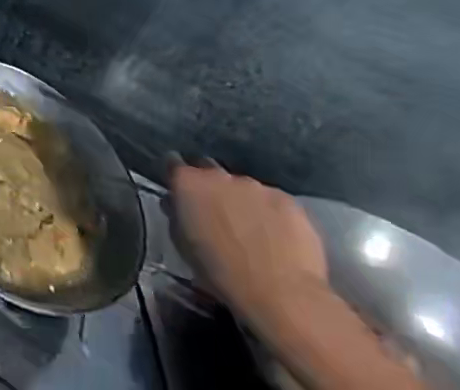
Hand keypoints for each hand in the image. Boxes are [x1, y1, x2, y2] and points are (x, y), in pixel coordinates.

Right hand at [167, 160, 327, 322]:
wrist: (283, 295)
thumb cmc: (222, 276)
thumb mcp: (184, 248)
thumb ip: (177, 217)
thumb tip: (176, 204)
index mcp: (189, 184)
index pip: (173, 163)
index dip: (176, 177)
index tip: (180, 192)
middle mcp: (219, 175)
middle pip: (209, 169)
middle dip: (209, 186)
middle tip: (216, 214)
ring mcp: (255, 184)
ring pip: (243, 187)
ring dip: (241, 201)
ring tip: (252, 232)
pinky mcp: (286, 198)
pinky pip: (272, 201)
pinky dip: (270, 214)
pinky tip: (278, 239)